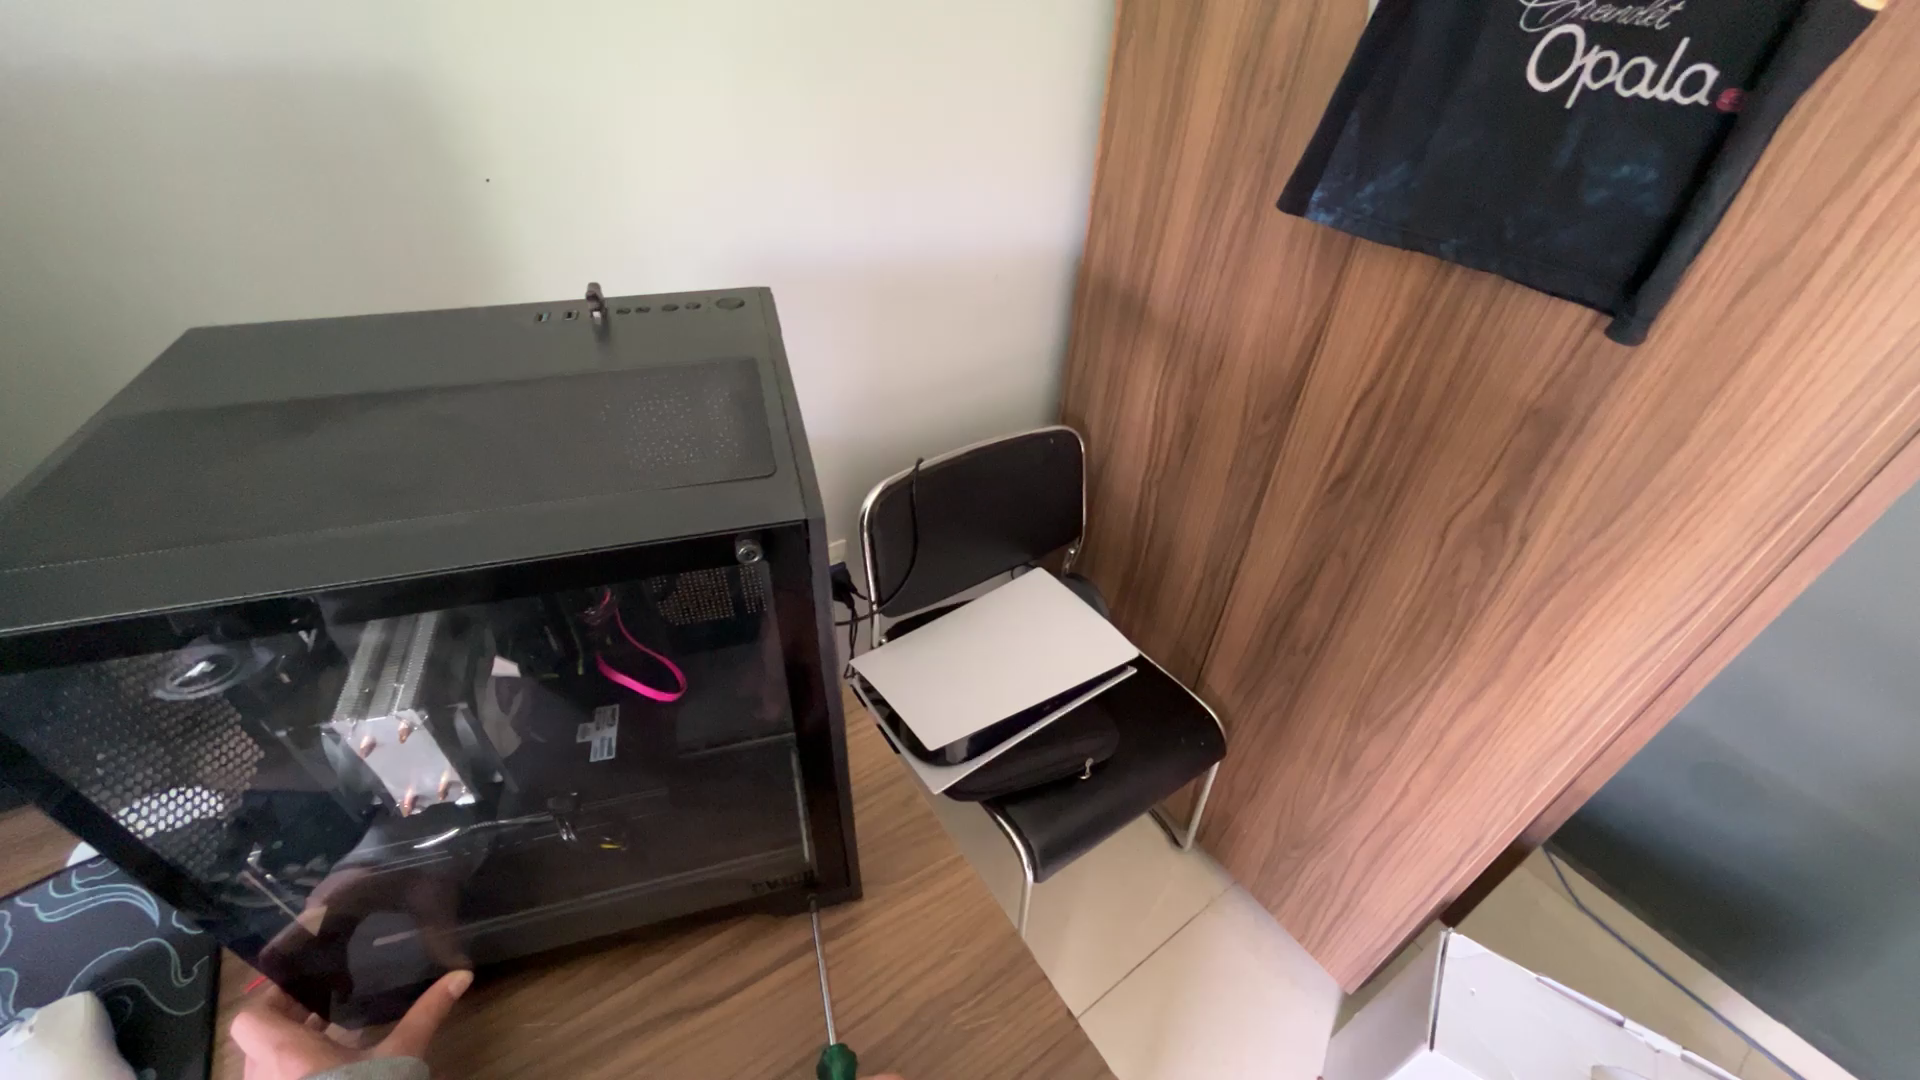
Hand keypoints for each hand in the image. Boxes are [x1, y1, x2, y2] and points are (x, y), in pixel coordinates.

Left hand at [230, 970, 471, 1079]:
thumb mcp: (403, 1052)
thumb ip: (427, 1012)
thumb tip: (462, 975)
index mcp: (286, 1054)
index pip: (249, 1019)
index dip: (272, 999)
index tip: (308, 988)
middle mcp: (263, 1078)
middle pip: (256, 1042)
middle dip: (288, 1022)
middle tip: (325, 1007)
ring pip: (261, 1067)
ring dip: (288, 1049)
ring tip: (328, 1038)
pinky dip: (293, 1072)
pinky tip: (329, 1071)